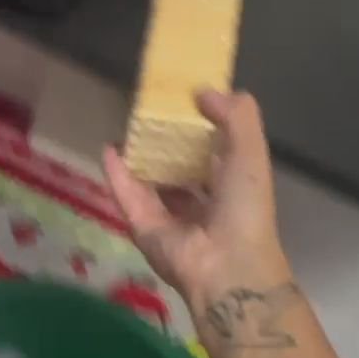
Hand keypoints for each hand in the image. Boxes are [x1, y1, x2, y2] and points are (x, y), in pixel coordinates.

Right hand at [103, 90, 293, 314]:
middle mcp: (200, 205)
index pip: (213, 156)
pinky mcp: (145, 230)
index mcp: (230, 188)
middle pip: (178, 172)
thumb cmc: (244, 208)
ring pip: (150, 185)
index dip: (202, 132)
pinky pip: (128, 198)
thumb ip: (235, 115)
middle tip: (152, 116)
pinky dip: (117, 175)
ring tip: (127, 128)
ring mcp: (169, 220)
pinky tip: (107, 149)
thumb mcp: (251, 151)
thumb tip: (202, 92)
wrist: (225, 266)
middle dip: (166, 148)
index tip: (186, 105)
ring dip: (139, 159)